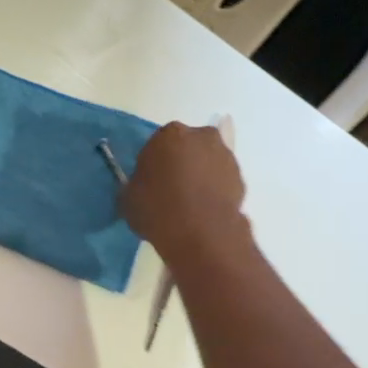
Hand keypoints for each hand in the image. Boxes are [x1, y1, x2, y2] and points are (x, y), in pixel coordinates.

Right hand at [120, 121, 250, 261]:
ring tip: (187, 204)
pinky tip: (202, 210)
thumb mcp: (128, 199)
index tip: (147, 184)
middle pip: (185, 148)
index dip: (150, 165)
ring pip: (205, 161)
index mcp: (168, 135)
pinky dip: (212, 189)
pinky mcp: (240, 175)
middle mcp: (201, 135)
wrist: (200, 231)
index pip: (155, 145)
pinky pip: (219, 179)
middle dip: (178, 164)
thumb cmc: (157, 210)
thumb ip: (135, 184)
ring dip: (197, 175)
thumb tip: (141, 185)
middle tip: (168, 191)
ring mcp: (224, 154)